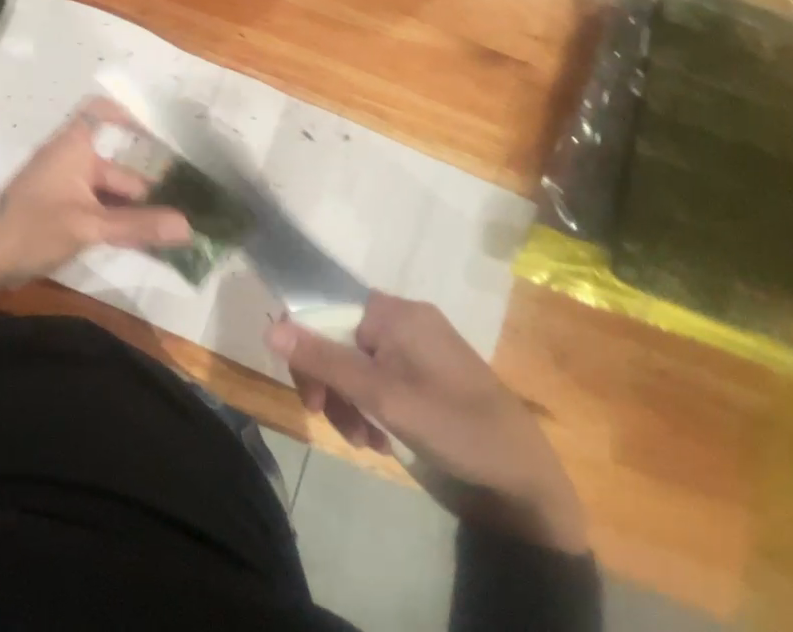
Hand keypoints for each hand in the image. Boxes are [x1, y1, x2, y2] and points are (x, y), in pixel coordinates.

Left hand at [0, 97, 190, 300]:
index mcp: (71, 148)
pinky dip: (118, 221)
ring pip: (110, 193)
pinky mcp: (60, 212)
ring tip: (175, 231)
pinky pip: (98, 209)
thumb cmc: (33, 230)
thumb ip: (138, 226)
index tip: (162, 136)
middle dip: (148, 189)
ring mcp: (64, 188)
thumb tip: (189, 226)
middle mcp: (69, 161)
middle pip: (118, 166)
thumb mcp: (89, 227)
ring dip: (136, 211)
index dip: (128, 116)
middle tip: (189, 212)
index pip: (99, 112)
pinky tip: (144, 242)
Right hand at [266, 296, 589, 553]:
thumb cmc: (455, 430)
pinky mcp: (420, 378)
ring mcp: (414, 351)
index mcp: (396, 314)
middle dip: (328, 383)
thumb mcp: (382, 397)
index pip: (324, 308)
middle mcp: (403, 323)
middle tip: (326, 418)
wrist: (522, 483)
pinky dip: (366, 409)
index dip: (304, 344)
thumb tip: (269, 328)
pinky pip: (373, 382)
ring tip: (364, 440)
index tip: (309, 390)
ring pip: (350, 366)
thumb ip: (324, 360)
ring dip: (346, 404)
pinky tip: (378, 439)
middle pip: (334, 339)